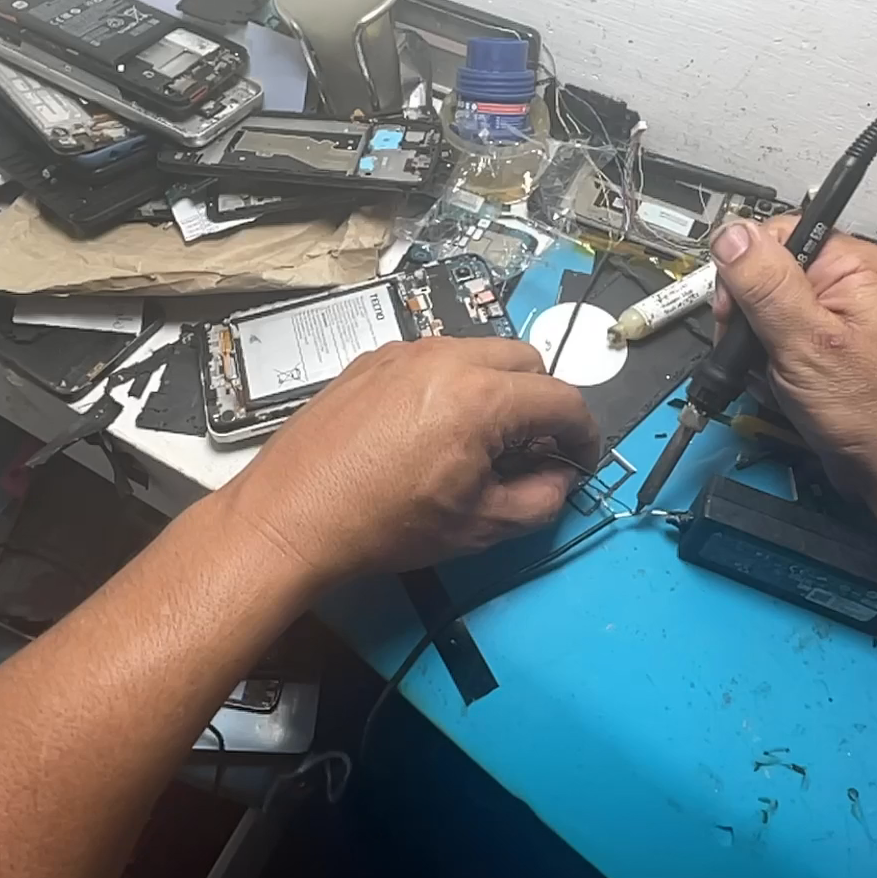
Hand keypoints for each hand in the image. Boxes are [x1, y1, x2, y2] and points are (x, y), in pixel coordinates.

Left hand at [211, 337, 600, 586]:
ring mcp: (405, 351)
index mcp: (482, 397)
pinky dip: (453, 383)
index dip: (584, 434)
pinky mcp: (372, 359)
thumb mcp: (479, 526)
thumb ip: (541, 499)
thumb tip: (559, 478)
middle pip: (527, 362)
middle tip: (531, 449)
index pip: (562, 400)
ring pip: (479, 353)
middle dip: (542, 403)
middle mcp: (447, 357)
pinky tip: (430, 427)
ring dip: (498, 388)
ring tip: (479, 438)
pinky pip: (434, 359)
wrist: (291, 516)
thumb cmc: (386, 526)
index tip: (580, 461)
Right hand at [711, 216, 876, 508]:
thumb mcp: (806, 343)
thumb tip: (733, 233)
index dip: (743, 274)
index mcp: (855, 265)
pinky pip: (788, 341)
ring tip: (774, 378)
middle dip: (750, 319)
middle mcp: (854, 284)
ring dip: (760, 348)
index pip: (775, 237)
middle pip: (770, 276)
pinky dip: (776, 364)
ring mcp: (846, 318)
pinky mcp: (838, 347)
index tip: (735, 314)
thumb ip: (766, 285)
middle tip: (754, 355)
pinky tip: (784, 386)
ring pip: (773, 314)